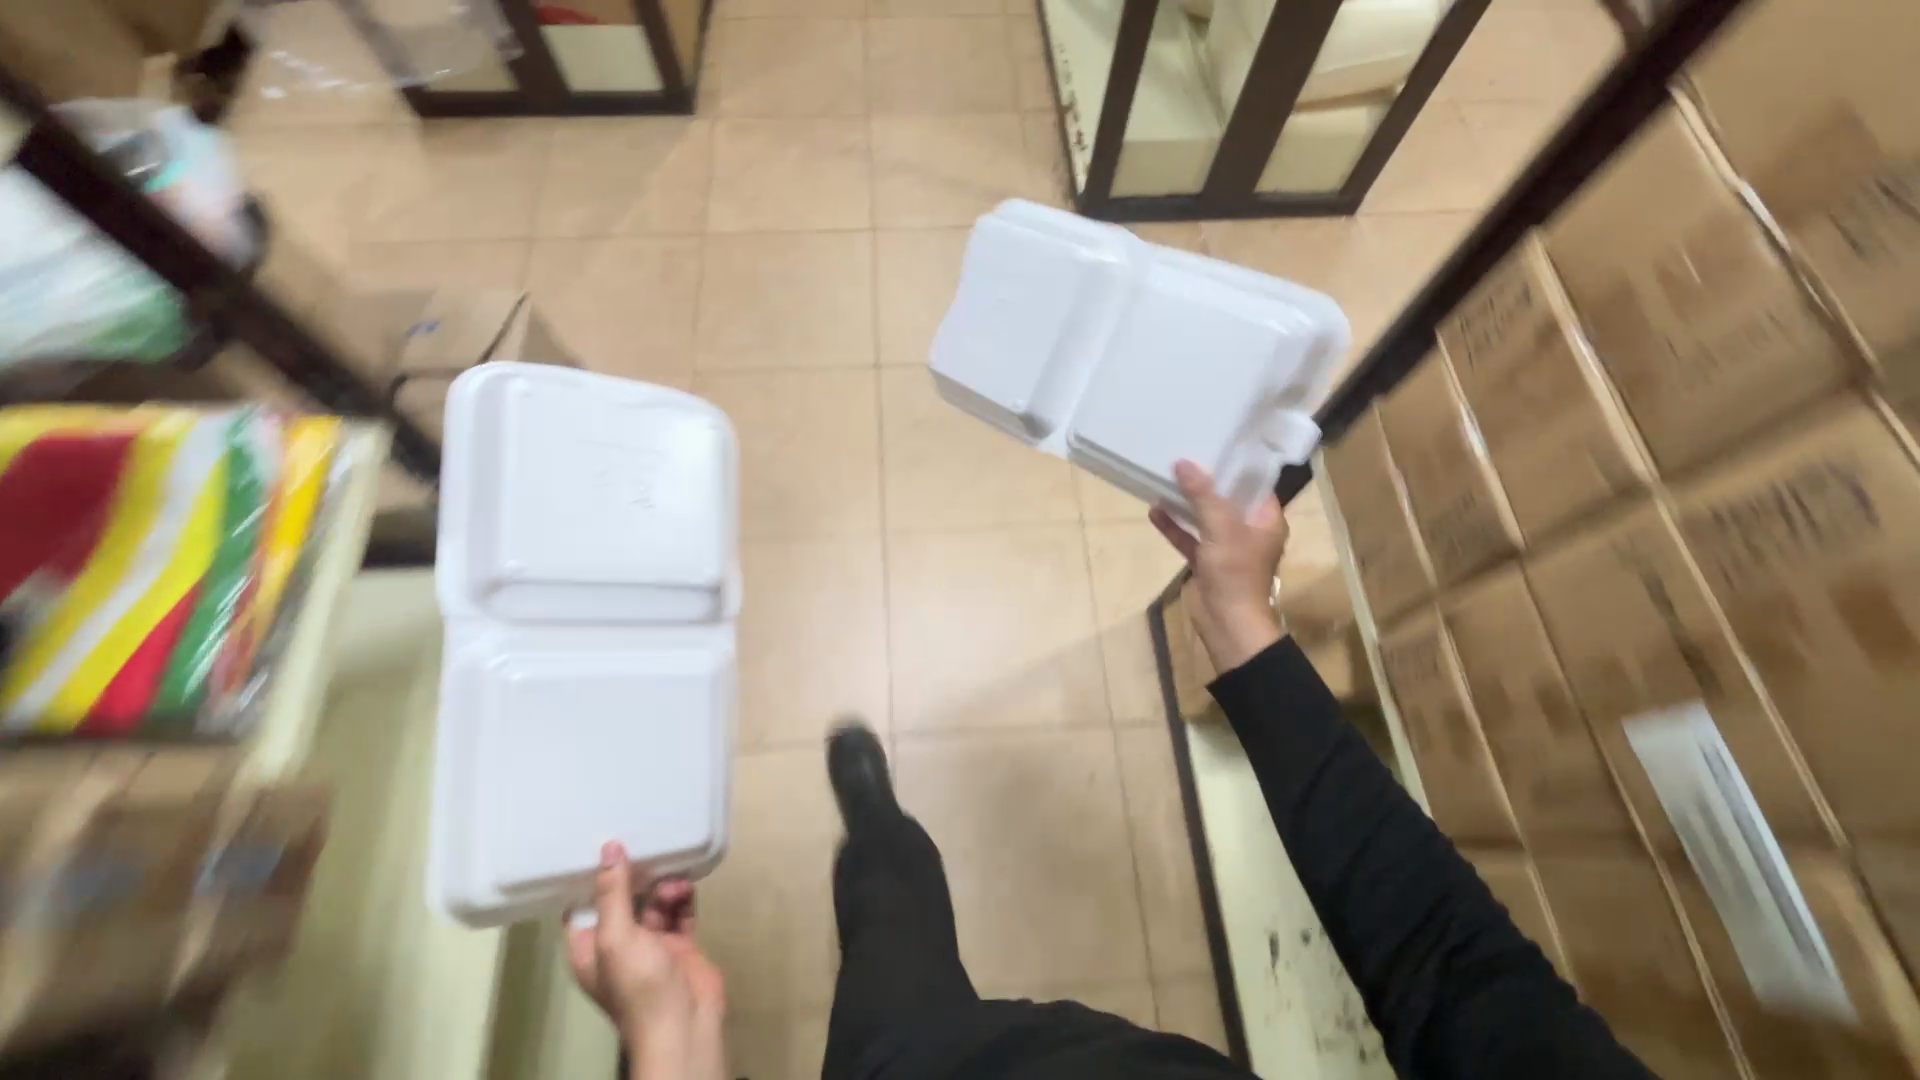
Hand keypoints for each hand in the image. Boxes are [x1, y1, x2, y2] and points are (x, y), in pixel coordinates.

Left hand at [568, 842, 725, 1079]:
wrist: (684, 1023)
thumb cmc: (639, 985)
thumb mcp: (617, 938)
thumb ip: (614, 893)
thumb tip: (609, 847)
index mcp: (590, 949)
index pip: (581, 906)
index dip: (588, 878)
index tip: (599, 843)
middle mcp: (618, 944)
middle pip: (622, 899)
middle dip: (634, 876)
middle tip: (647, 844)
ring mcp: (651, 945)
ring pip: (654, 902)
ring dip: (664, 888)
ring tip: (676, 884)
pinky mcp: (680, 944)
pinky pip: (680, 911)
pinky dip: (684, 897)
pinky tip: (689, 884)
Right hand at [1149, 460, 1287, 672]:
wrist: (1227, 621)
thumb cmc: (1235, 572)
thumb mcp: (1221, 527)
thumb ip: (1203, 495)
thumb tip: (1183, 463)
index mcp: (1266, 520)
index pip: (1254, 484)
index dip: (1236, 466)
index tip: (1215, 445)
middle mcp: (1249, 530)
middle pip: (1227, 498)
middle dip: (1206, 481)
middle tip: (1185, 455)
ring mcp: (1226, 547)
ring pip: (1205, 517)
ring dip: (1187, 502)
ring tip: (1166, 478)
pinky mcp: (1206, 561)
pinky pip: (1189, 537)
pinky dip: (1175, 526)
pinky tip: (1155, 510)